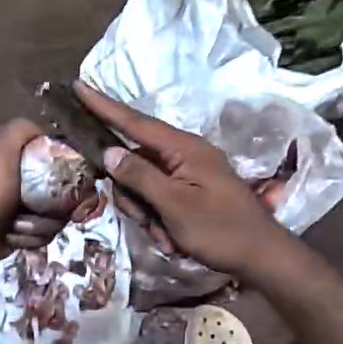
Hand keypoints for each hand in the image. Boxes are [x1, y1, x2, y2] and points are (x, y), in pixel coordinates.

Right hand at [73, 82, 291, 276]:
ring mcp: (189, 174)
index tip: (79, 86)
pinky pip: (160, 200)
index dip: (104, 106)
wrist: (262, 258)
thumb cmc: (220, 229)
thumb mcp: (174, 205)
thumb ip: (139, 176)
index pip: (135, 122)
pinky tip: (175, 239)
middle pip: (135, 163)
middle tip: (147, 220)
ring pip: (144, 186)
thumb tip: (109, 151)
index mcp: (184, 148)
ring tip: (168, 236)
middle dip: (133, 196)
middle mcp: (185, 154)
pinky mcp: (193, 192)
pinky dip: (161, 221)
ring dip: (148, 214)